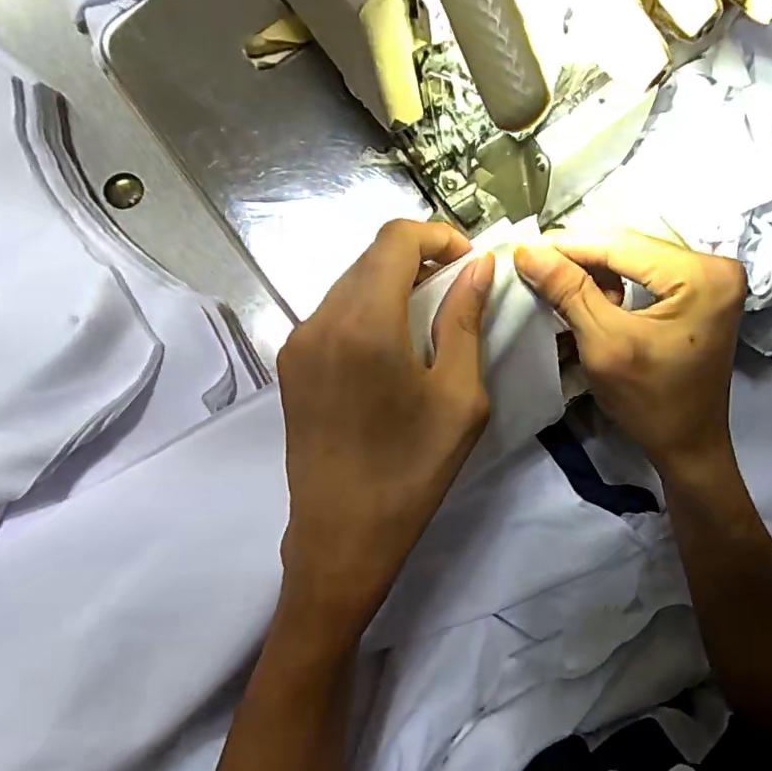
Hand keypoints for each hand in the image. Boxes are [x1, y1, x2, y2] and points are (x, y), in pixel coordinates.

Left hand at [276, 220, 494, 635]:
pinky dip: (368, 309)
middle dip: (419, 258)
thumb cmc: (413, 470)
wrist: (342, 535)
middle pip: (370, 256)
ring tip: (430, 319)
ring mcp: (298, 341)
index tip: (470, 263)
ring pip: (349, 282)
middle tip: (458, 290)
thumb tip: (480, 268)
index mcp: (365, 322)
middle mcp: (321, 319)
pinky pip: (333, 313)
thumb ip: (466, 321)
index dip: (438, 235)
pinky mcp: (290, 364)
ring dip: (392, 284)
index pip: (396, 238)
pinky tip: (393, 346)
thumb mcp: (460, 397)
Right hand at [514, 229, 745, 477]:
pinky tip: (590, 296)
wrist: (688, 446)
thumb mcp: (604, 343)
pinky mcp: (702, 293)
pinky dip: (616, 284)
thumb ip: (568, 291)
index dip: (569, 246)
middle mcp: (716, 266)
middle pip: (632, 249)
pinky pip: (648, 276)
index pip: (622, 247)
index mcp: (703, 275)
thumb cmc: (650, 403)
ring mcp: (712, 279)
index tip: (524, 248)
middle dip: (581, 258)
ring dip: (596, 272)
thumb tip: (527, 252)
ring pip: (637, 261)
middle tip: (533, 262)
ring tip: (558, 284)